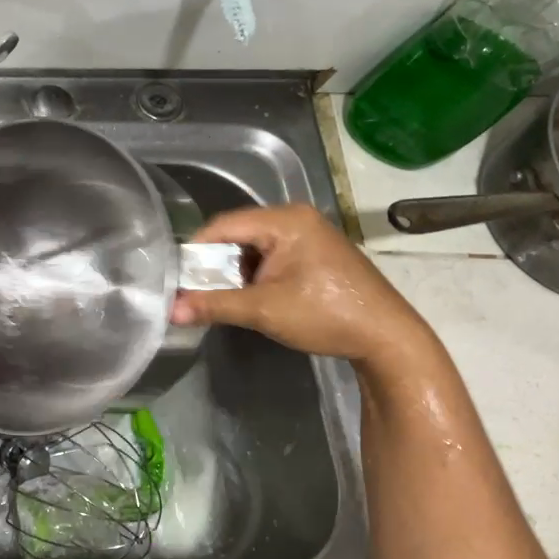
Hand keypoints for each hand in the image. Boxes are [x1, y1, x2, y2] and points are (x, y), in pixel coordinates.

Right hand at [170, 204, 434, 365]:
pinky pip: (270, 256)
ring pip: (252, 247)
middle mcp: (296, 218)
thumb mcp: (263, 311)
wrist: (388, 339)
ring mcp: (309, 234)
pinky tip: (250, 297)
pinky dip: (254, 274)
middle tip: (195, 291)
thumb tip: (170, 311)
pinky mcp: (315, 253)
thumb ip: (214, 305)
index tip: (176, 278)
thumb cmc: (326, 315)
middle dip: (214, 264)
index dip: (195, 251)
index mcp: (286, 220)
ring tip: (221, 297)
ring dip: (234, 272)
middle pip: (237, 234)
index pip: (223, 226)